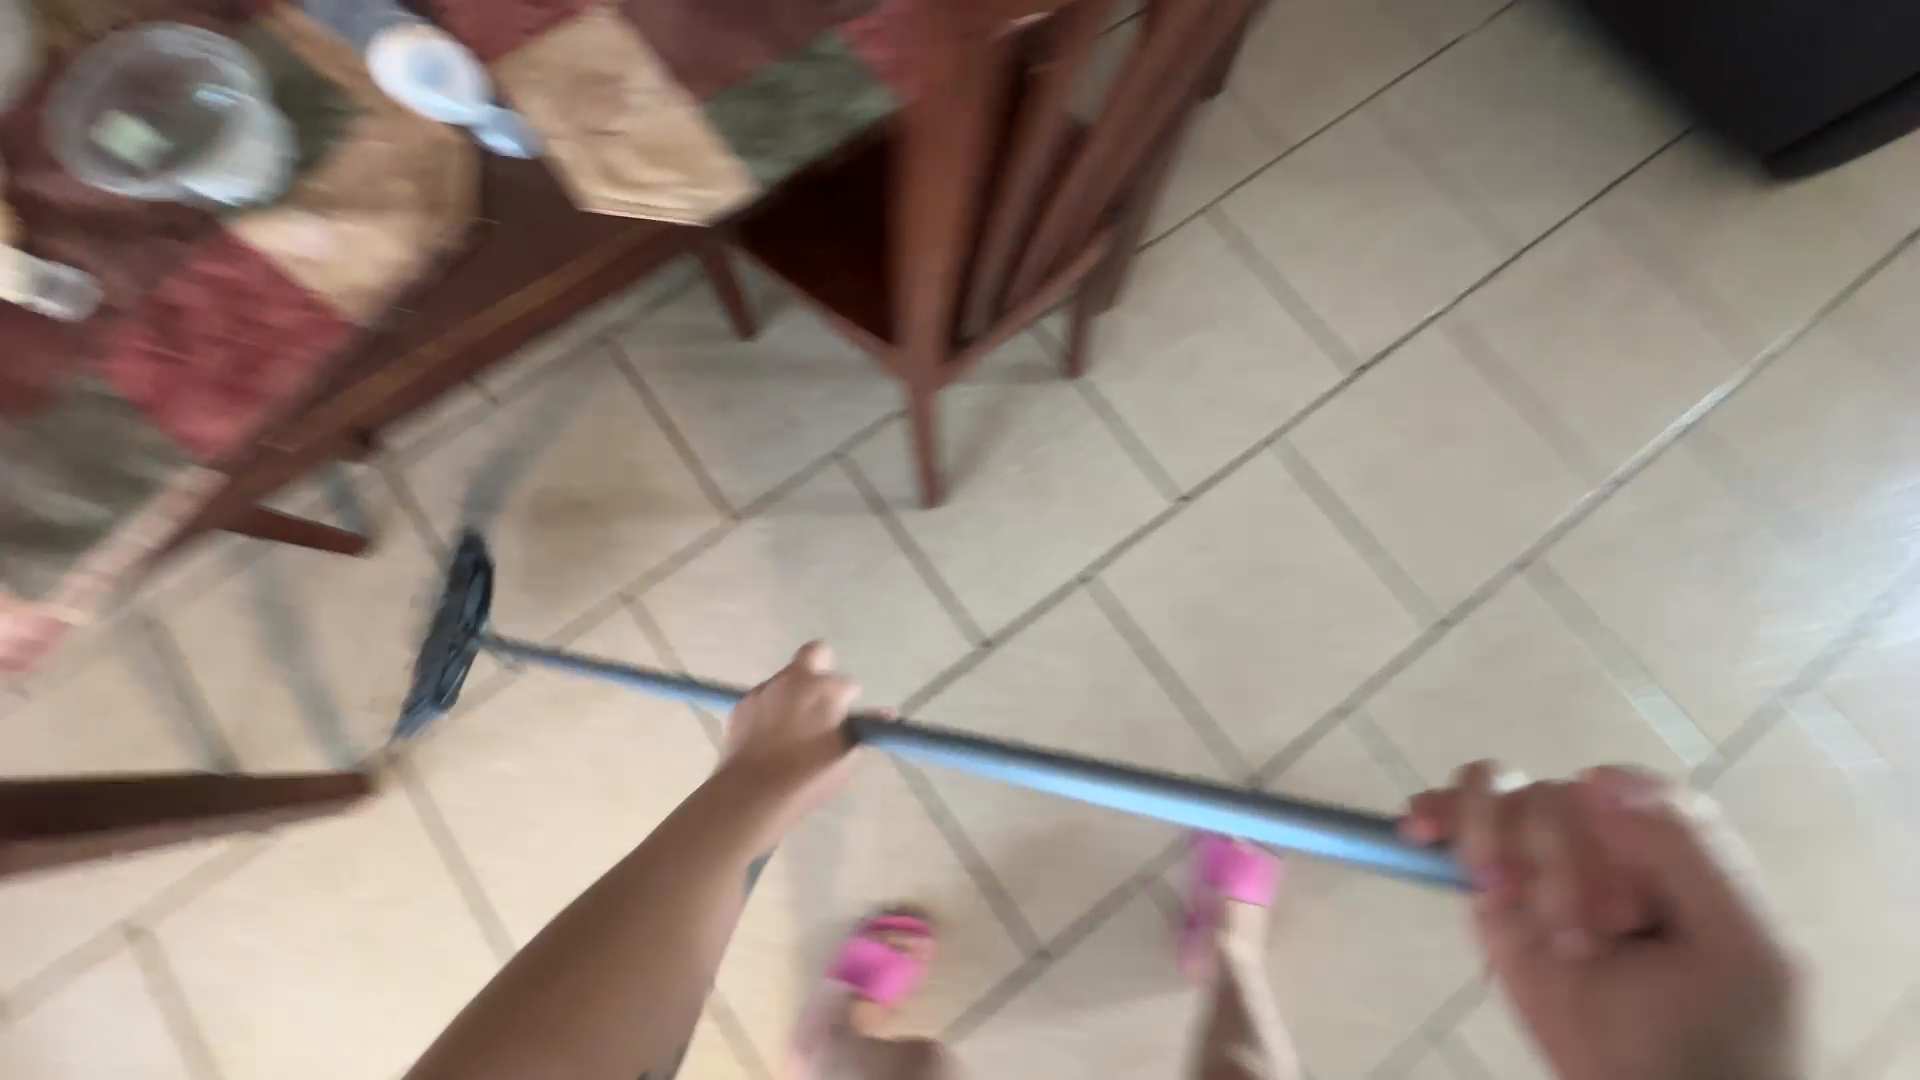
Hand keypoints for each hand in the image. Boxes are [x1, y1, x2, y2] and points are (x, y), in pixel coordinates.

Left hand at [715, 642, 879, 833]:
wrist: (753, 793)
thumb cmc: (809, 776)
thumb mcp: (847, 756)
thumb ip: (864, 728)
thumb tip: (886, 713)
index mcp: (827, 689)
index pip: (849, 684)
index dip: (848, 702)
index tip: (844, 720)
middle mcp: (796, 679)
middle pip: (816, 651)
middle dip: (823, 666)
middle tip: (822, 696)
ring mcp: (766, 688)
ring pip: (787, 677)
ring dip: (794, 692)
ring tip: (792, 725)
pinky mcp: (743, 703)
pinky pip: (764, 697)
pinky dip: (771, 708)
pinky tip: (769, 734)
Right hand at [1403, 763, 1803, 1079]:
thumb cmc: (1714, 1035)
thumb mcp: (1746, 955)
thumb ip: (1693, 858)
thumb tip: (1600, 776)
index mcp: (1670, 845)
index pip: (1624, 789)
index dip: (1610, 830)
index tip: (1621, 900)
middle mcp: (1600, 837)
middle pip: (1553, 796)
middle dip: (1556, 864)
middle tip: (1580, 941)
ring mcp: (1537, 854)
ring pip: (1498, 790)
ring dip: (1490, 835)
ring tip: (1499, 893)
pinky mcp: (1488, 876)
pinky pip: (1455, 816)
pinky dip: (1437, 812)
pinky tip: (1422, 830)